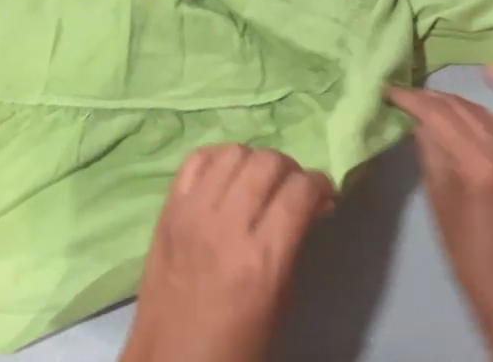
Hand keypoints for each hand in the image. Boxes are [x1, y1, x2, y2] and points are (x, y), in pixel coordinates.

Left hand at [122, 144, 334, 361]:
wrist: (171, 360)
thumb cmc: (236, 343)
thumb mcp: (280, 300)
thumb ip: (294, 244)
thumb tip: (312, 203)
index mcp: (261, 259)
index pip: (300, 191)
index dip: (320, 184)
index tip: (324, 194)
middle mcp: (226, 226)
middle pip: (267, 162)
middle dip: (290, 169)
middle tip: (293, 188)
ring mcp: (192, 212)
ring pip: (233, 152)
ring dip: (254, 161)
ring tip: (259, 181)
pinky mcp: (168, 209)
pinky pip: (195, 160)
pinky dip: (217, 159)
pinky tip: (227, 175)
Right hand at [386, 65, 492, 361]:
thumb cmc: (468, 254)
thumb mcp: (440, 202)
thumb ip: (431, 153)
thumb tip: (417, 119)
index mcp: (476, 164)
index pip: (437, 116)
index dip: (410, 99)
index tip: (387, 90)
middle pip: (459, 109)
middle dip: (428, 98)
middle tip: (400, 94)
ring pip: (481, 110)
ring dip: (453, 100)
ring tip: (426, 96)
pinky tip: (490, 71)